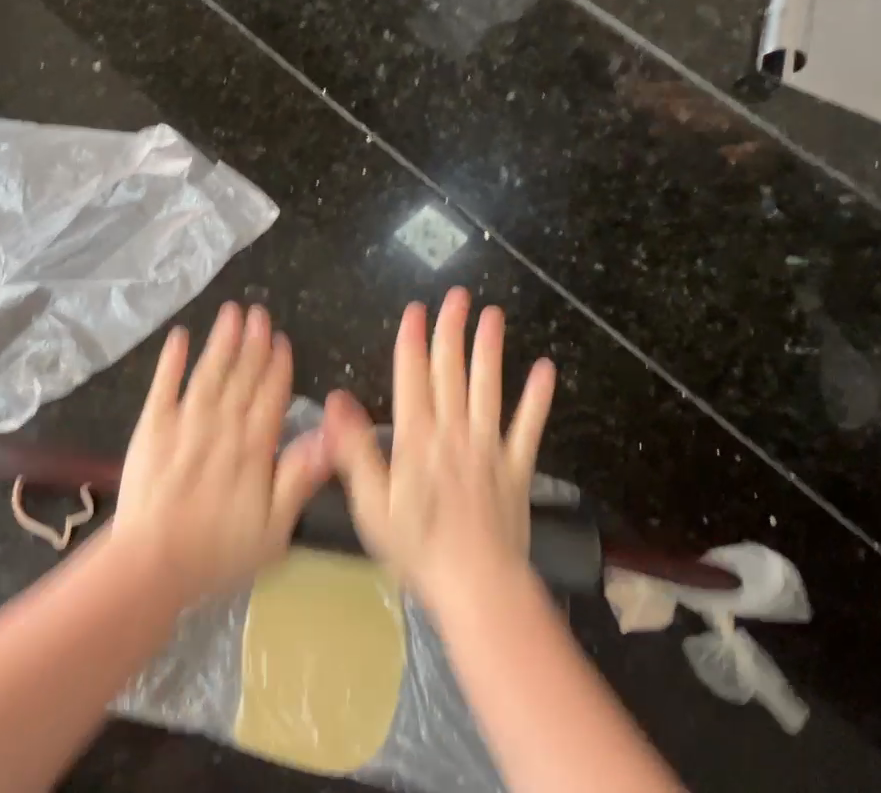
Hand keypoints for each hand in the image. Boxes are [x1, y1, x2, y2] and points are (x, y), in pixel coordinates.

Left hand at [110, 302, 334, 602]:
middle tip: (260, 312)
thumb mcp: (274, 529)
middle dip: (252, 344)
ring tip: (231, 312)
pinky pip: (163, 387)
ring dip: (221, 342)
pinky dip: (171, 361)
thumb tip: (329, 436)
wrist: (152, 562)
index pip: (270, 398)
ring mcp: (183, 424)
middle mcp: (221, 428)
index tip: (283, 340)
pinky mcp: (150, 428)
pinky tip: (179, 337)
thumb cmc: (218, 552)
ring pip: (208, 375)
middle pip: (241, 378)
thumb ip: (299, 478)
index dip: (277, 367)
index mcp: (253, 450)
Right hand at [323, 288, 555, 604]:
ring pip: (488, 388)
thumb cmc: (416, 548)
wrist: (476, 584)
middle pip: (451, 373)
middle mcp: (452, 433)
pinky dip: (538, 399)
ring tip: (494, 315)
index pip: (413, 378)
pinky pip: (528, 427)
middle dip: (452, 331)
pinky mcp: (516, 468)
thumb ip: (354, 448)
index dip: (413, 342)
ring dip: (491, 350)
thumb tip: (335, 399)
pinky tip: (545, 371)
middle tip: (458, 296)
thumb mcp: (370, 503)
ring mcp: (488, 448)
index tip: (416, 310)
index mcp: (415, 439)